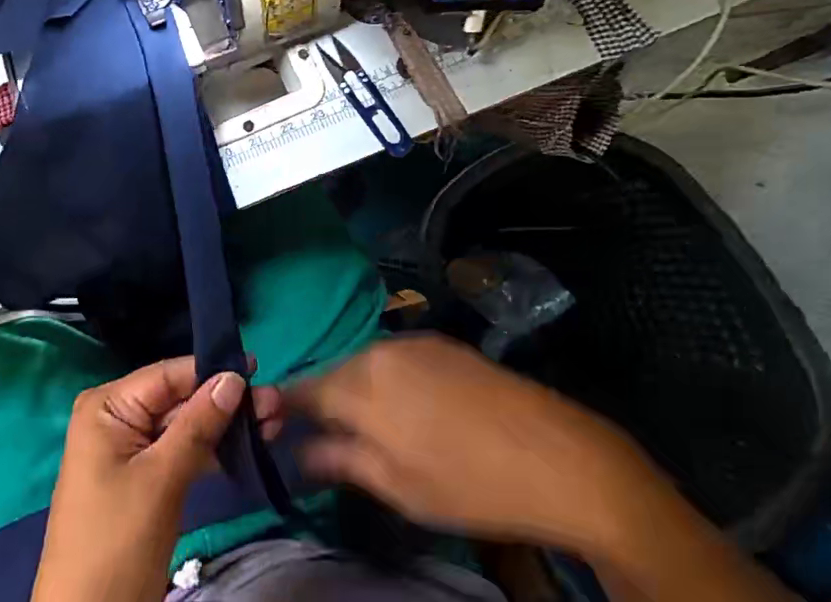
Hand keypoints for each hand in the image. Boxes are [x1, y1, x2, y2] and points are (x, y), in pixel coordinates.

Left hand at [32, 357, 283, 601]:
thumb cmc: (117, 540)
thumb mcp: (160, 478)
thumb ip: (198, 424)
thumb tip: (234, 377)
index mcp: (108, 406)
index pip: (167, 375)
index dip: (212, 369)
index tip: (259, 367)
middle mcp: (117, 417)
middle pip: (179, 398)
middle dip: (226, 400)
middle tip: (276, 404)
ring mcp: (131, 448)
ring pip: (186, 424)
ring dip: (226, 425)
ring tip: (273, 423)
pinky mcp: (145, 476)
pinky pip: (182, 450)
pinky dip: (214, 450)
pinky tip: (249, 447)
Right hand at [286, 336, 793, 601]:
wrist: (559, 456)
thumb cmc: (469, 484)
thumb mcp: (396, 486)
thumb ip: (339, 460)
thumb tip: (297, 451)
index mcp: (360, 383)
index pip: (301, 389)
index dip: (281, 408)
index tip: (271, 429)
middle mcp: (379, 350)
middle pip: (332, 374)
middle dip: (320, 403)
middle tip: (322, 439)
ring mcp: (414, 342)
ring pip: (364, 365)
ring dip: (354, 392)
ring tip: (367, 429)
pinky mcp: (444, 344)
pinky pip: (395, 359)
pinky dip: (386, 382)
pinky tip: (408, 411)